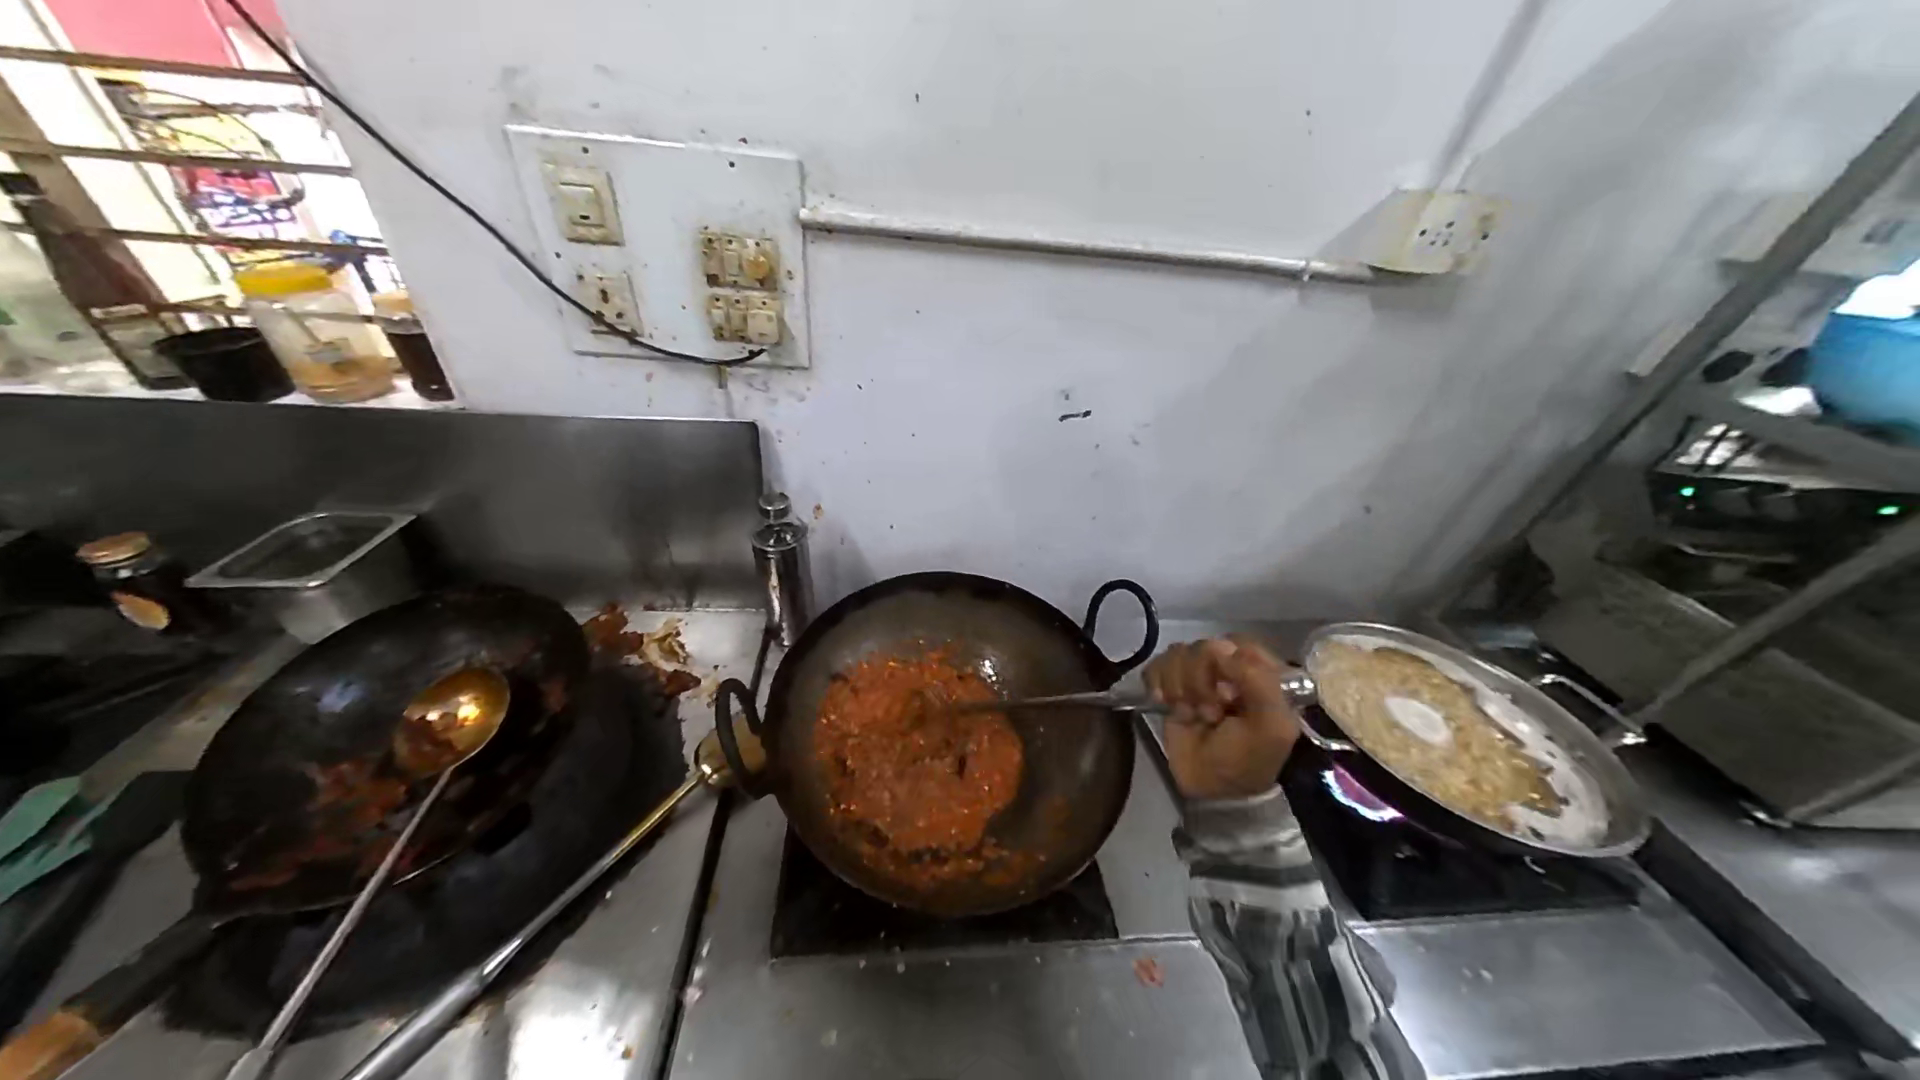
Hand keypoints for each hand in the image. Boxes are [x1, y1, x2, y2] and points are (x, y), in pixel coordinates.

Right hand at [1145, 636, 1301, 799]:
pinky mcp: (1168, 686)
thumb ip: (1261, 683)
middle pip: (1203, 647)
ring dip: (1180, 688)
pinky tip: (1165, 704)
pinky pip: (1155, 666)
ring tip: (1190, 715)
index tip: (1229, 696)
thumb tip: (1222, 649)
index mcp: (1259, 671)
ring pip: (1177, 654)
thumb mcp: (1273, 728)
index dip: (1227, 665)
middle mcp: (1226, 668)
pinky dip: (1157, 684)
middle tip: (1210, 714)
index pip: (1236, 643)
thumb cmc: (1249, 759)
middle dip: (1201, 683)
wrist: (1213, 789)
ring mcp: (1195, 676)